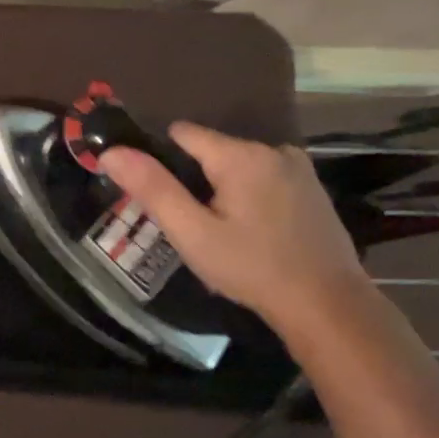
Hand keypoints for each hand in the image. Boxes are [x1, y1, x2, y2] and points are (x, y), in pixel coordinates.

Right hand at [100, 122, 373, 330]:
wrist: (326, 304)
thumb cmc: (251, 267)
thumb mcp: (191, 232)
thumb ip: (152, 188)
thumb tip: (111, 152)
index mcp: (241, 156)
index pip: (182, 133)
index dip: (158, 157)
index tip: (151, 191)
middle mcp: (273, 150)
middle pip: (210, 150)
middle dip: (189, 177)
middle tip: (183, 222)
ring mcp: (298, 169)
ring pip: (235, 166)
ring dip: (217, 187)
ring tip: (212, 228)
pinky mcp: (311, 188)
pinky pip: (260, 178)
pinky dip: (244, 194)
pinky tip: (245, 229)